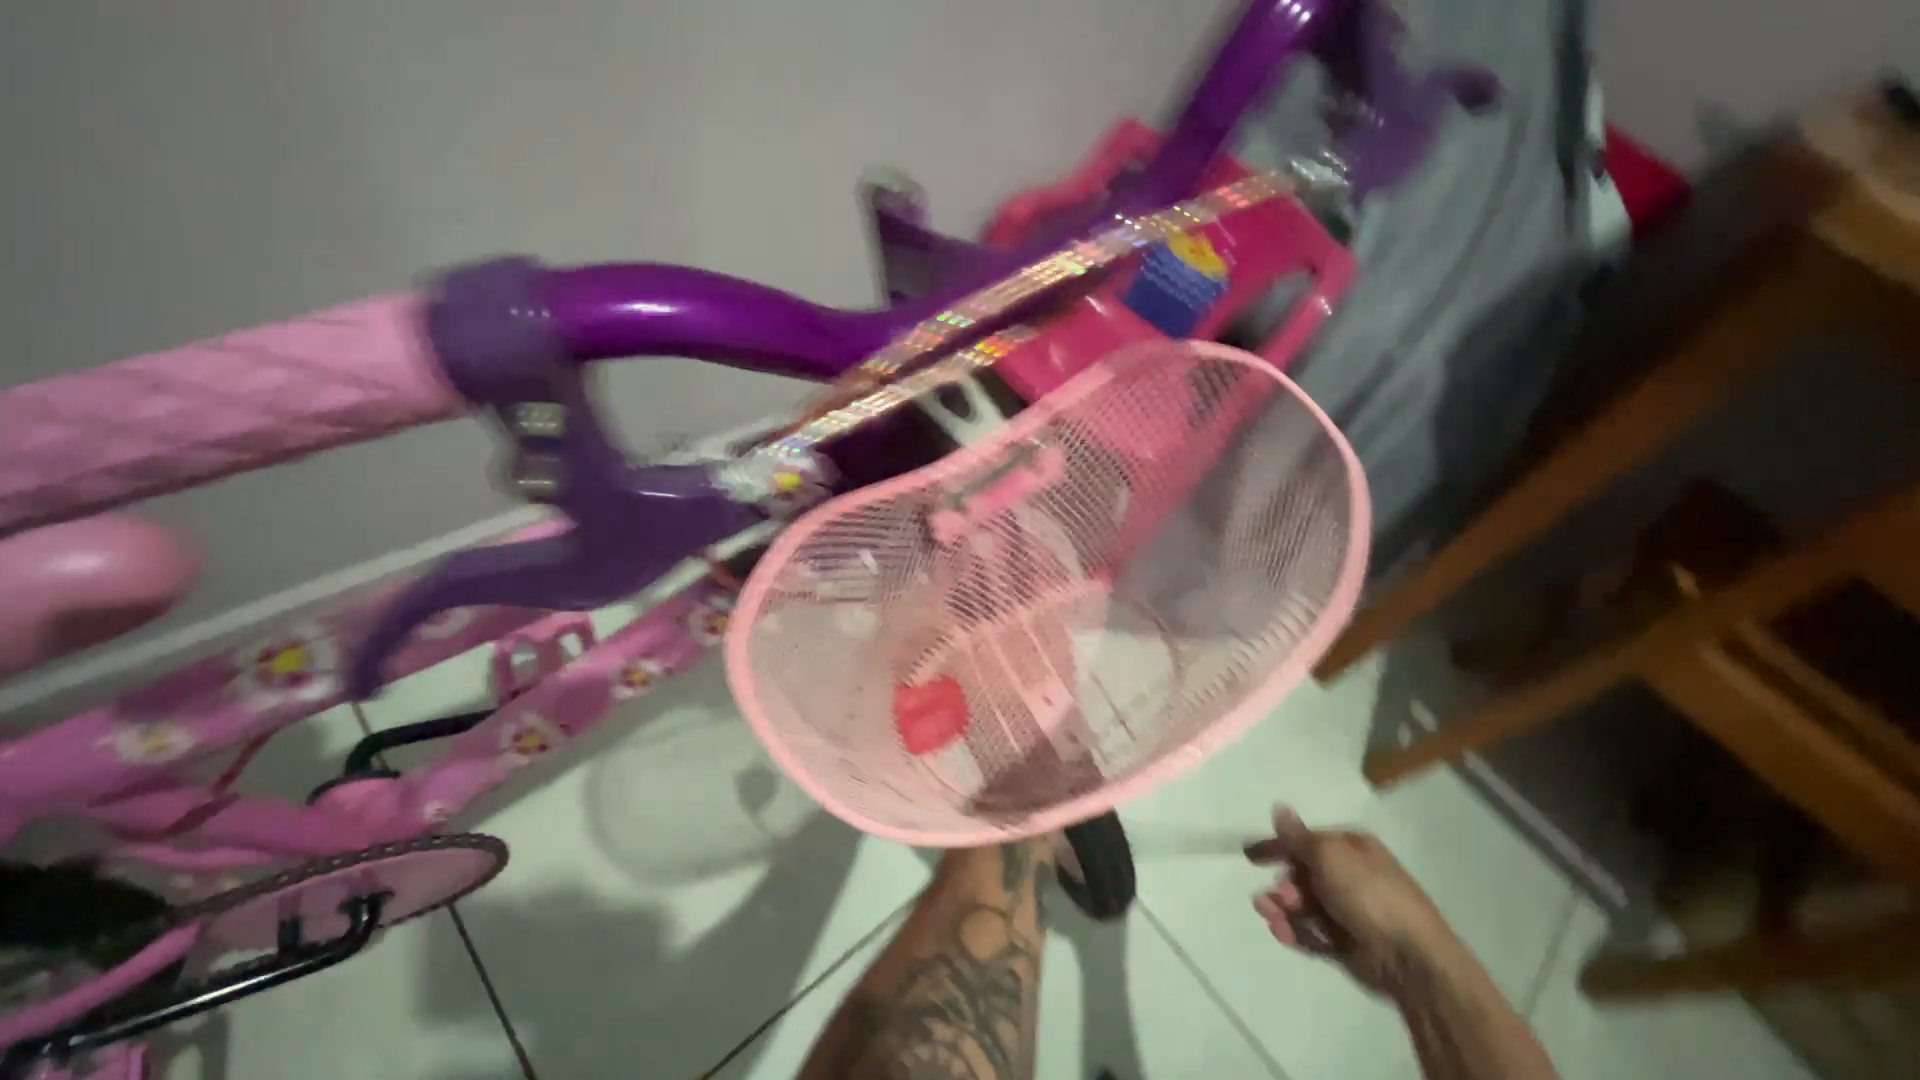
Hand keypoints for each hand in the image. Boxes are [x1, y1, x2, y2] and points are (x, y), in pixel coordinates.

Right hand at [1245, 807, 1457, 995]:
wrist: (1409, 956)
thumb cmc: (1368, 894)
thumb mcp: (1329, 855)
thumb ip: (1298, 836)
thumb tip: (1279, 807)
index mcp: (1351, 849)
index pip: (1306, 841)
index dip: (1277, 845)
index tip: (1249, 855)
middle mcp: (1349, 877)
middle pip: (1301, 875)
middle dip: (1283, 883)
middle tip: (1282, 894)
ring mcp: (1347, 911)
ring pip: (1302, 905)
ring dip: (1282, 908)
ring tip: (1273, 915)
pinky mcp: (1344, 943)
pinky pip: (1310, 933)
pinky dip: (1294, 931)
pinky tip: (1282, 932)